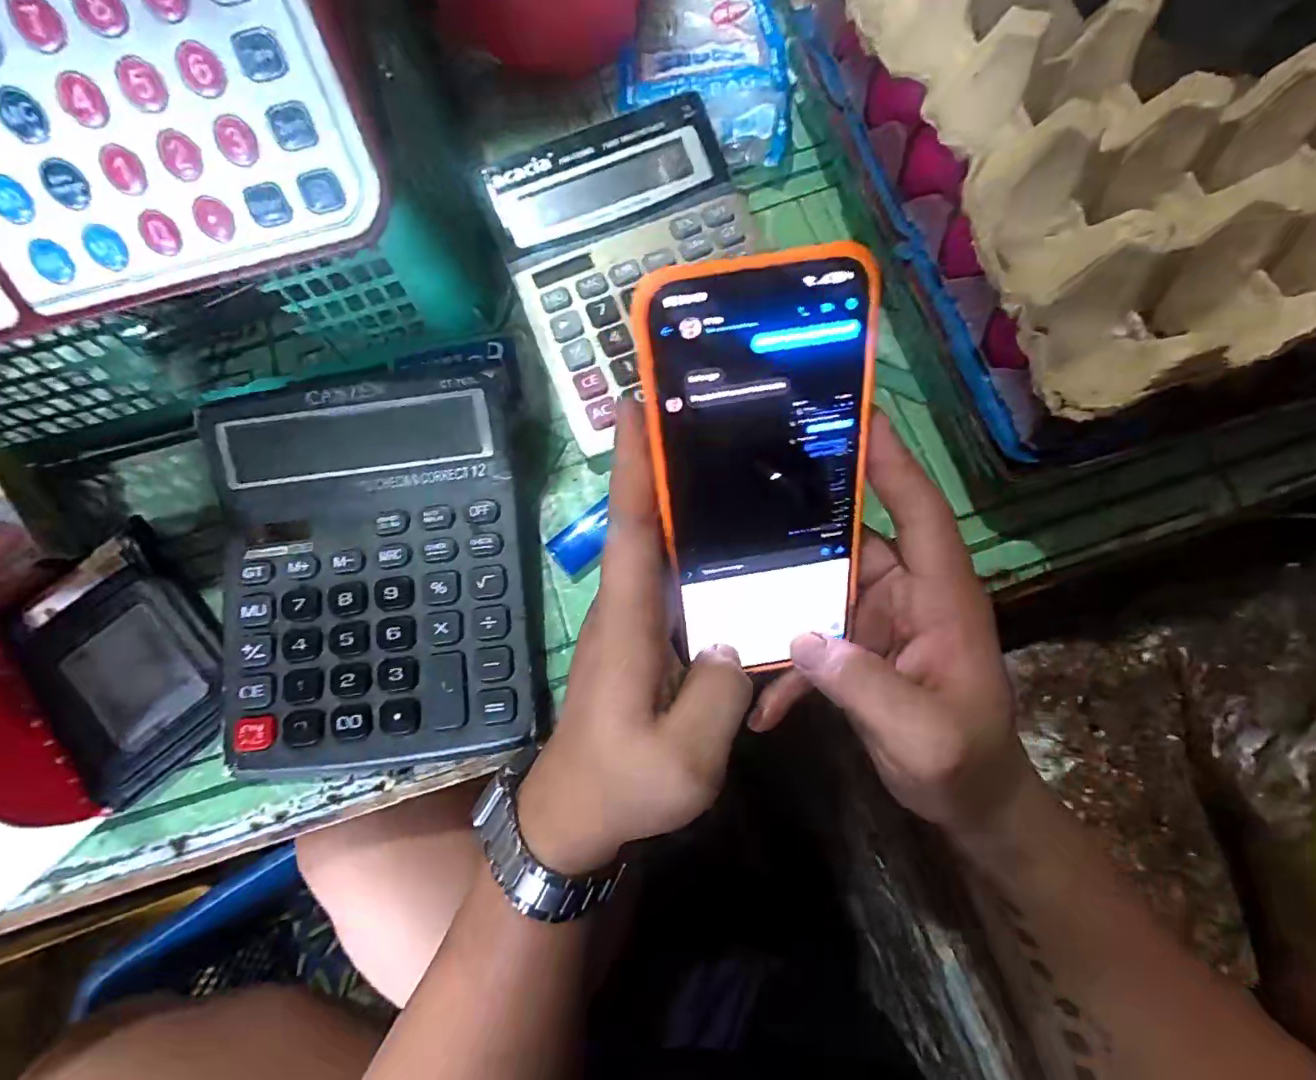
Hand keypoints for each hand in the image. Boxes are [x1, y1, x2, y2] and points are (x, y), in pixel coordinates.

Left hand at [516, 398, 753, 874]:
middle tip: (706, 414)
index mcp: (628, 623)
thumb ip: (720, 694)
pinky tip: (732, 546)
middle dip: (663, 464)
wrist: (576, 814)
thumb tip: (740, 641)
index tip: (635, 405)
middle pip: (645, 523)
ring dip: (680, 502)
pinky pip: (672, 583)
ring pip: (659, 549)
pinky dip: (693, 552)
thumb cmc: (622, 785)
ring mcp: (633, 623)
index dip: (634, 466)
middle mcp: (626, 608)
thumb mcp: (684, 757)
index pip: (633, 529)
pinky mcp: (644, 640)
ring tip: (730, 463)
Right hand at [752, 411, 1029, 835]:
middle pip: (856, 539)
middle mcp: (910, 596)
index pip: (920, 512)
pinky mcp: (859, 650)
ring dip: (783, 595)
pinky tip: (761, 703)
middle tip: (751, 487)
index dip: (891, 462)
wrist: (970, 805)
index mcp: (942, 597)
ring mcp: (881, 622)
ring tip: (729, 587)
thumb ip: (864, 686)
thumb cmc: (964, 765)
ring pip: (824, 586)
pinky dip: (790, 666)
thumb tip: (801, 639)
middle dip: (808, 519)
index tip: (855, 415)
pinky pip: (816, 639)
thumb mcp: (921, 734)